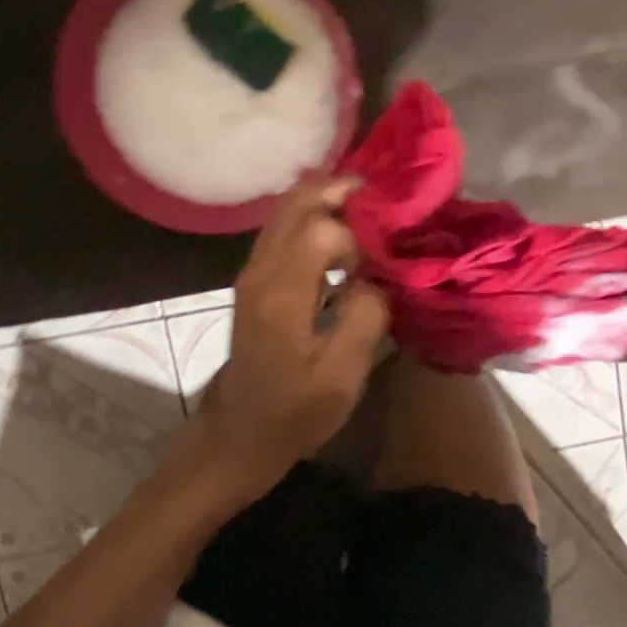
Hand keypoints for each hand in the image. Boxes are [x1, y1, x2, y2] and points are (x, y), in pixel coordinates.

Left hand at [201, 176, 390, 492]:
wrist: (241, 435)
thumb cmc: (296, 411)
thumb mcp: (343, 375)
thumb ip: (365, 317)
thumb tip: (376, 279)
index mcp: (282, 292)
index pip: (322, 227)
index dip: (360, 232)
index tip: (386, 254)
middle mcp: (261, 270)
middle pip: (296, 201)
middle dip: (341, 191)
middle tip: (384, 201)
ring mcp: (252, 272)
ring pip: (286, 209)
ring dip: (325, 200)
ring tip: (368, 214)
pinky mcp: (254, 280)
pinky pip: (282, 228)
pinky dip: (312, 217)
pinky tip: (342, 236)